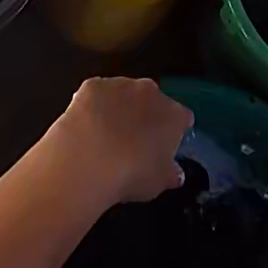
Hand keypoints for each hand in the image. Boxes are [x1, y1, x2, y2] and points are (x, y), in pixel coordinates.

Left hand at [46, 77, 192, 205]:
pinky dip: (93, 106)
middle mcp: (150, 92)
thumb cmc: (130, 174)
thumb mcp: (157, 183)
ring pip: (124, 93)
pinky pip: (96, 94)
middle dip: (146, 114)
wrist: (87, 160)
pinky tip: (85, 126)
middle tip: (134, 140)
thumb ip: (169, 173)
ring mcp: (120, 84)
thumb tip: (175, 172)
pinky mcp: (93, 85)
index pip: (182, 117)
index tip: (166, 143)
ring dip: (119, 108)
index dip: (175, 130)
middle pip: (153, 100)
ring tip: (104, 136)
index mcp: (172, 114)